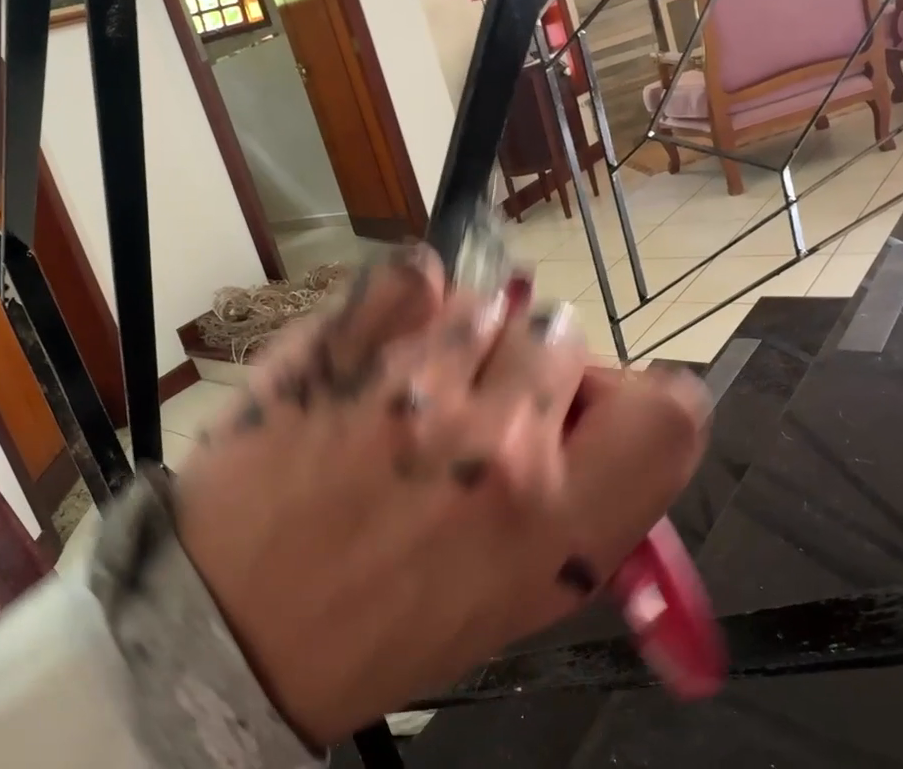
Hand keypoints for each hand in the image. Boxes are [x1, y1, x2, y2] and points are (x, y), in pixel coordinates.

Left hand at [172, 245, 712, 746]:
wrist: (233, 625)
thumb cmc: (375, 629)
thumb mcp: (509, 602)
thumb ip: (575, 511)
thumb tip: (598, 424)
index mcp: (556, 527)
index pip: (668, 412)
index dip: (639, 398)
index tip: (591, 408)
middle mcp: (496, 445)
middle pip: (563, 335)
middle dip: (533, 364)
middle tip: (486, 400)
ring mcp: (414, 384)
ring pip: (490, 303)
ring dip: (467, 335)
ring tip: (419, 381)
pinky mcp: (343, 346)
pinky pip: (415, 274)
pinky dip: (411, 295)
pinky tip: (388, 337)